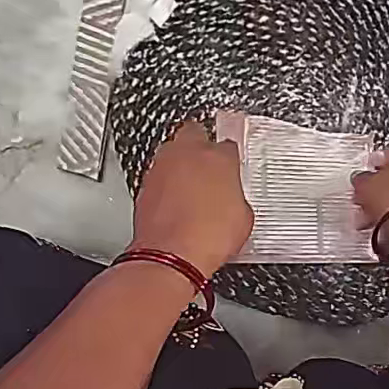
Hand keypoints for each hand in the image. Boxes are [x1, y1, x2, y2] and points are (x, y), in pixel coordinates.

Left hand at [130, 120, 252, 276]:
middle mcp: (188, 154)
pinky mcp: (145, 184)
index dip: (231, 158)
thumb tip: (233, 201)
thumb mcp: (243, 217)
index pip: (228, 145)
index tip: (232, 168)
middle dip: (201, 143)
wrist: (173, 256)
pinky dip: (165, 183)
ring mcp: (162, 167)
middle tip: (209, 163)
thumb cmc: (207, 236)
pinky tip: (174, 201)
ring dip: (181, 162)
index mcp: (219, 157)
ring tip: (191, 184)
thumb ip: (237, 197)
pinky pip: (157, 174)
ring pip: (171, 150)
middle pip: (193, 131)